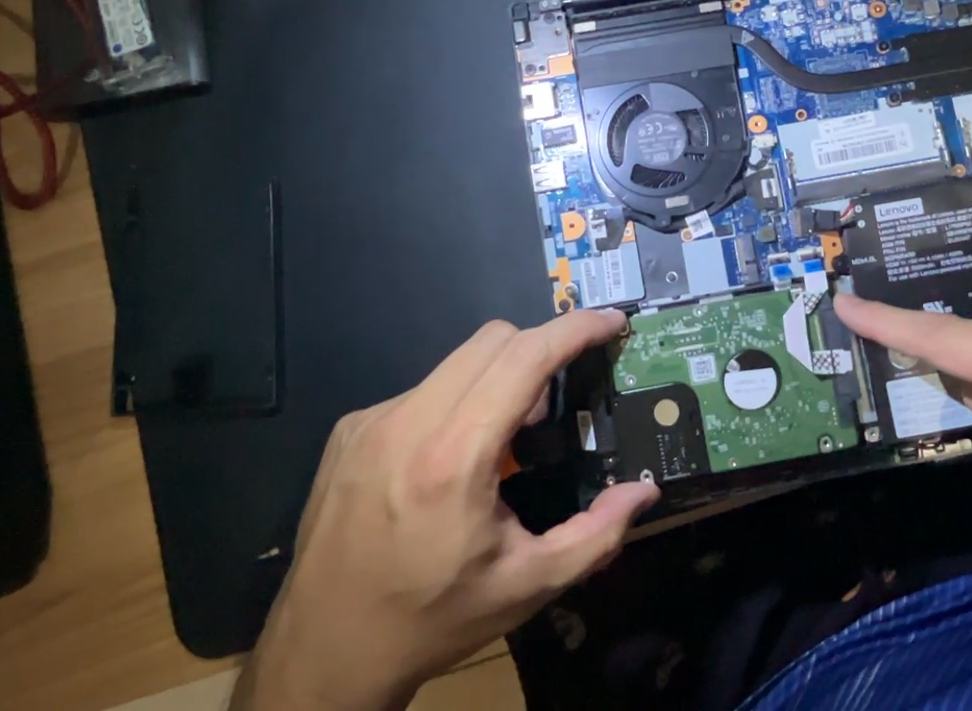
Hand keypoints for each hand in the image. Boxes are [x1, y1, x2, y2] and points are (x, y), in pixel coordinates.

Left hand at [233, 311, 660, 710]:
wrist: (326, 650)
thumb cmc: (435, 618)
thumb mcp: (529, 586)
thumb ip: (598, 534)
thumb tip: (645, 492)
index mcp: (454, 459)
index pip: (524, 359)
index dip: (573, 330)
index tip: (610, 321)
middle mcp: (407, 423)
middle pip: (492, 340)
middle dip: (540, 348)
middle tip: (556, 402)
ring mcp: (372, 421)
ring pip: (455, 361)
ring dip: (496, 378)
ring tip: (502, 442)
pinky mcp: (350, 430)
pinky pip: (421, 389)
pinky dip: (454, 402)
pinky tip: (450, 462)